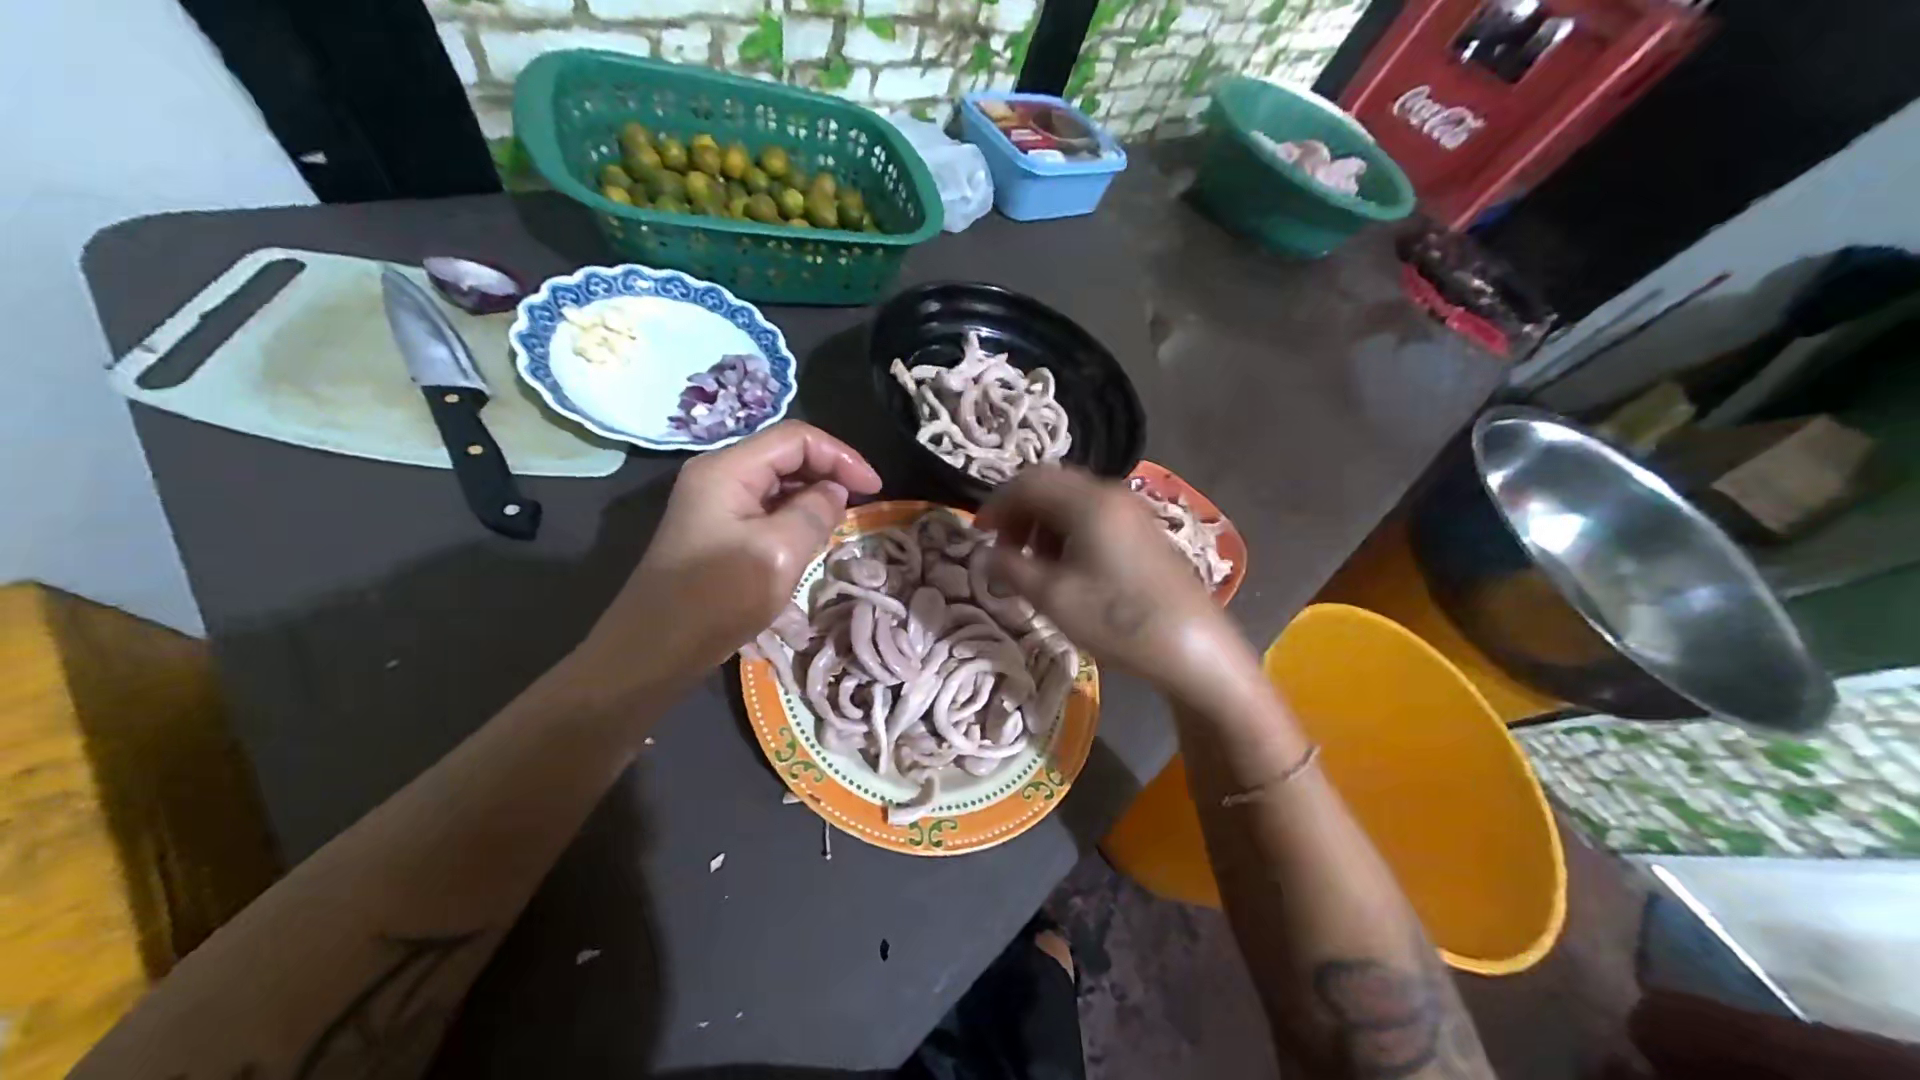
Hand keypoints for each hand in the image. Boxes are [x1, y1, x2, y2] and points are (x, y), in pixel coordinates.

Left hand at [578, 421, 881, 677]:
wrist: (654, 650)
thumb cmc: (717, 598)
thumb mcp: (779, 552)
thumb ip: (814, 513)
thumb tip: (834, 493)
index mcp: (728, 469)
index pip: (796, 438)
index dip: (841, 456)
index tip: (875, 488)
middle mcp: (718, 476)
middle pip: (785, 455)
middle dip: (829, 473)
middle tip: (861, 505)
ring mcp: (714, 504)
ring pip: (777, 483)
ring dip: (813, 497)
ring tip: (841, 523)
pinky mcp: (716, 531)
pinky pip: (765, 509)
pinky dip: (795, 517)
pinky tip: (811, 539)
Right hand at [976, 467, 1255, 702]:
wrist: (1194, 648)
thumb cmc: (1117, 620)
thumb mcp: (1053, 598)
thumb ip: (1010, 569)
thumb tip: (986, 554)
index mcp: (1087, 502)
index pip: (1027, 481)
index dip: (997, 505)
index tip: (981, 537)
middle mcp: (1111, 494)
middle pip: (1051, 486)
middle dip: (1020, 514)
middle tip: (1006, 551)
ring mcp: (1133, 511)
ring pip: (1073, 502)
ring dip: (1044, 524)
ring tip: (1035, 565)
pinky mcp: (1144, 532)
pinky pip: (1095, 517)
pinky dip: (1069, 533)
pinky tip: (1069, 569)